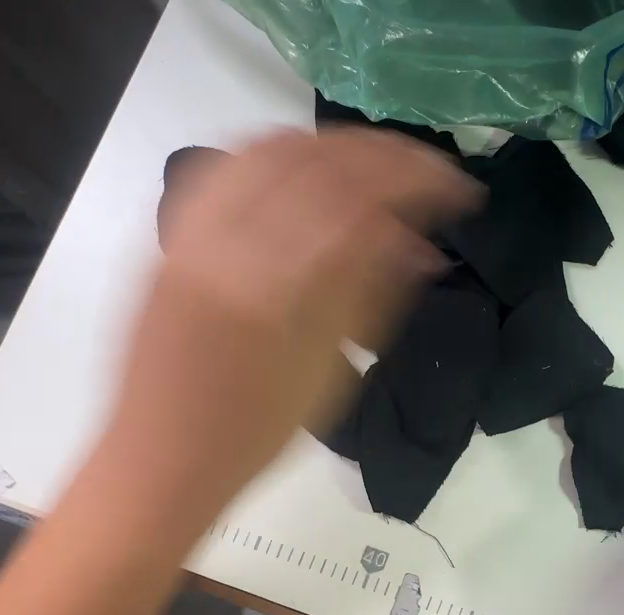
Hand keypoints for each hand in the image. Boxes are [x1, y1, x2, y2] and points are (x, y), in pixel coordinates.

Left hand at [104, 128, 478, 509]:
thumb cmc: (259, 431)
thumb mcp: (329, 371)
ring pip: (270, 150)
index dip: (416, 181)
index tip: (458, 189)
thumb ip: (372, 297)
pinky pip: (231, 168)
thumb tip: (420, 248)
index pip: (360, 198)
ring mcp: (193, 230)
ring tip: (378, 167)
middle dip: (382, 155)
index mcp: (277, 283)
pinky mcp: (173, 235)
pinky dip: (281, 157)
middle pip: (316, 159)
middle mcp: (230, 238)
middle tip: (429, 172)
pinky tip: (310, 174)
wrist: (165, 456)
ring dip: (334, 149)